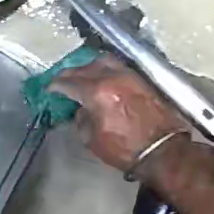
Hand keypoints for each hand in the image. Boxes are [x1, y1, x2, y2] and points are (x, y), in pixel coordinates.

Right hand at [50, 54, 190, 172]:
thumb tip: (82, 109)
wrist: (163, 151)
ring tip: (83, 75)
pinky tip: (102, 77)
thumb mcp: (91, 139)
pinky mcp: (141, 80)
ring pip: (102, 61)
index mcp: (96, 92)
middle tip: (62, 81)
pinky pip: (118, 67)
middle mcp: (111, 78)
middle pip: (84, 68)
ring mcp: (129, 76)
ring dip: (89, 67)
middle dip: (69, 74)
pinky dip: (105, 69)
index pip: (68, 82)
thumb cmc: (124, 149)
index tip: (50, 89)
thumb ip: (81, 119)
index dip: (55, 85)